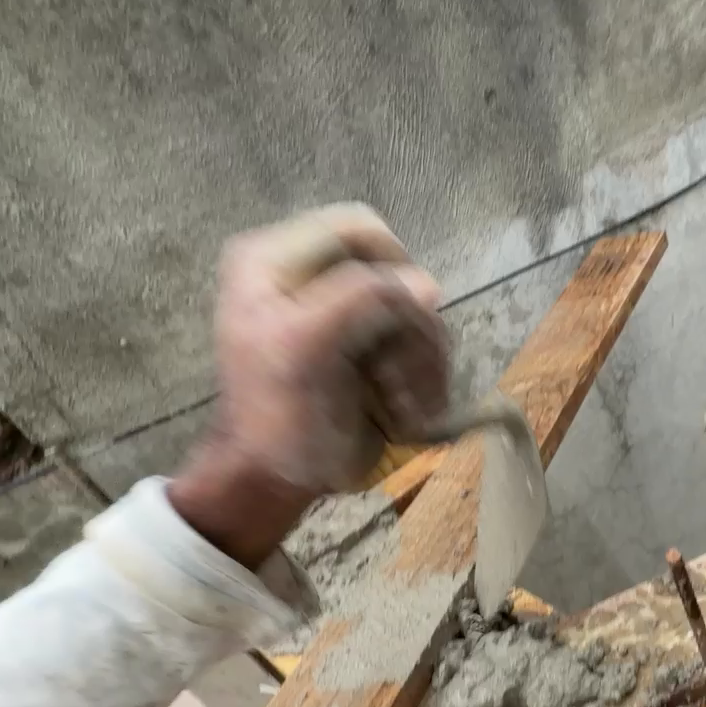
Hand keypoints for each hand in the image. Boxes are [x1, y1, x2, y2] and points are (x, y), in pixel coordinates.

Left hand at [169, 205, 450, 564]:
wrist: (278, 477)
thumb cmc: (278, 414)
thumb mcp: (304, 345)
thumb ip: (359, 297)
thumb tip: (427, 285)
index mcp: (280, 261)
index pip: (360, 229)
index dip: (390, 266)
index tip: (401, 315)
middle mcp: (319, 282)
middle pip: (402, 278)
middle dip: (408, 333)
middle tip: (390, 379)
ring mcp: (353, 320)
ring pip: (422, 319)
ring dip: (421, 366)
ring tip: (397, 406)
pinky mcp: (378, 355)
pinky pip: (427, 351)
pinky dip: (426, 384)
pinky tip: (406, 413)